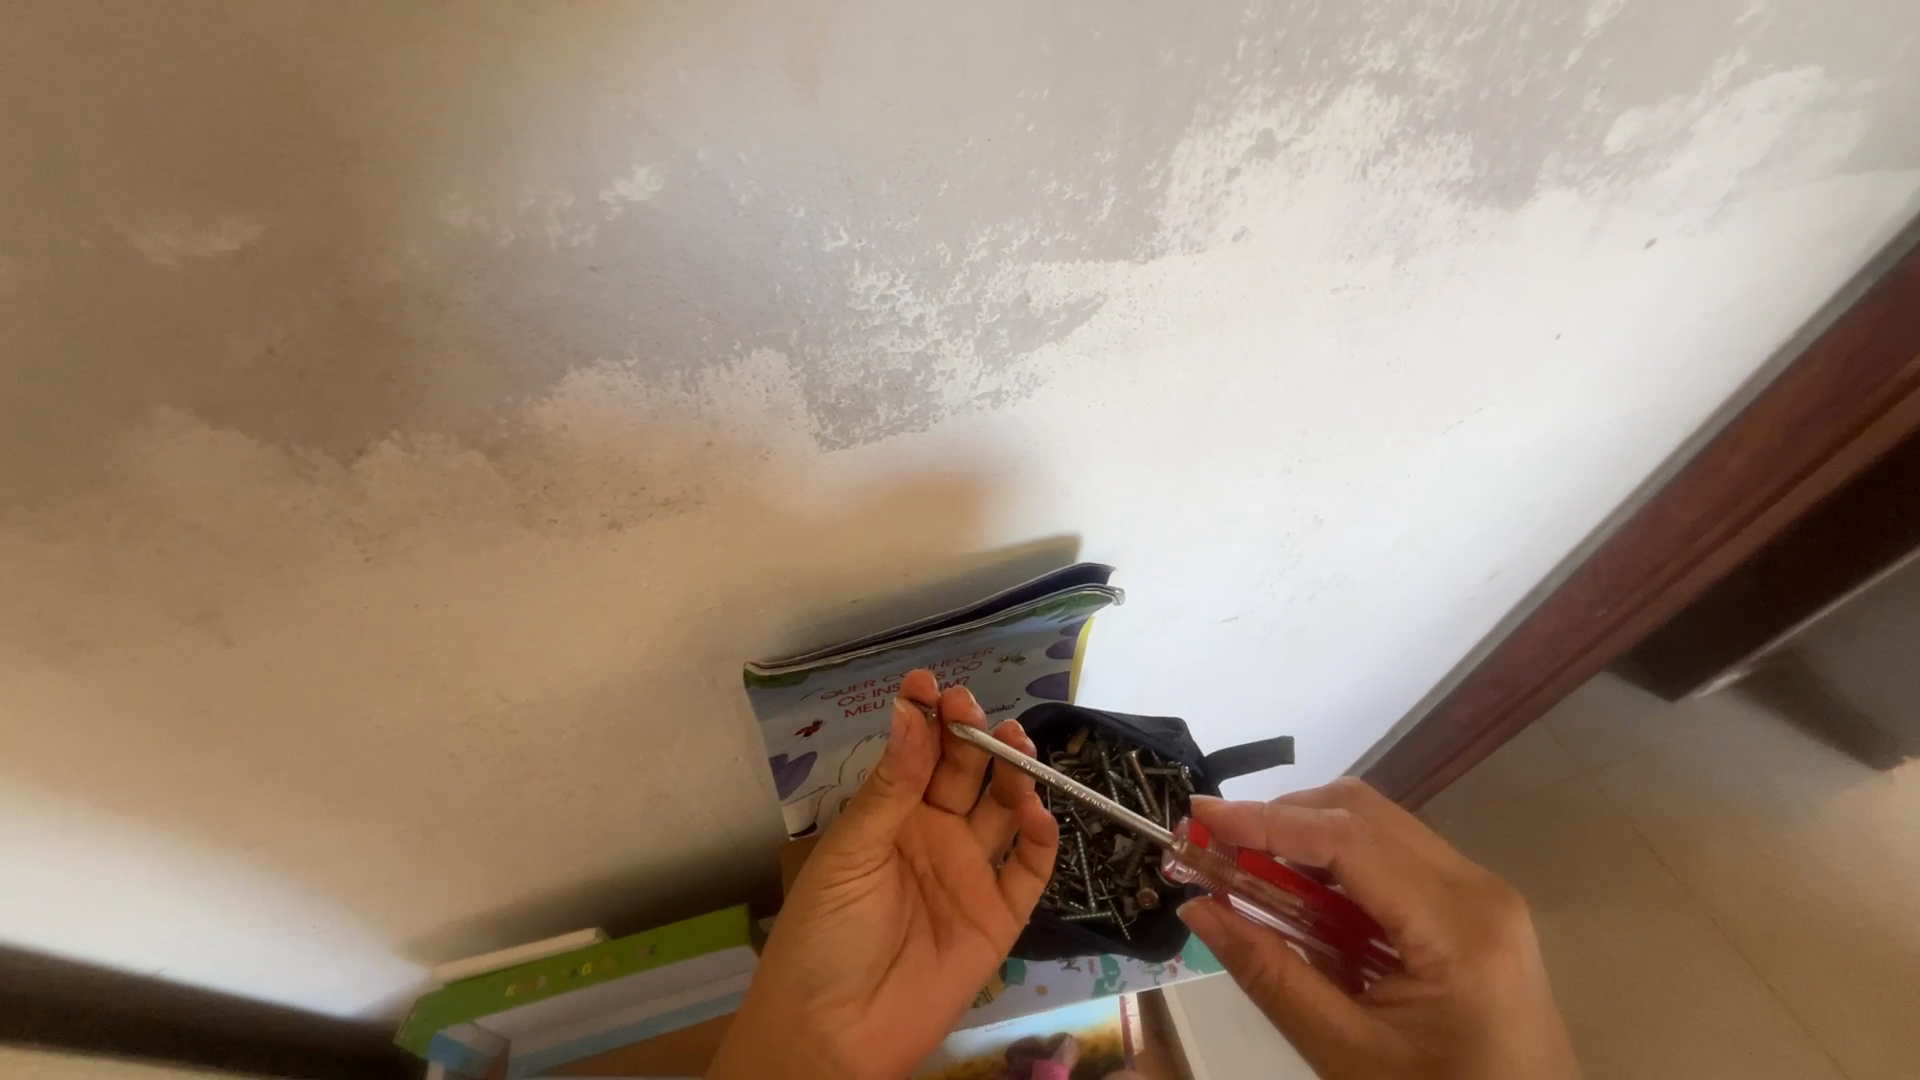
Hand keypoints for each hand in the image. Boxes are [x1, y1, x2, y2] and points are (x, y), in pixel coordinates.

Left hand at [708, 671, 1058, 1079]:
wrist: (833, 1036)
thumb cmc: (825, 933)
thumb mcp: (851, 851)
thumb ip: (892, 785)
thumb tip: (912, 711)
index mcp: (892, 814)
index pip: (918, 752)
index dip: (926, 717)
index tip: (929, 684)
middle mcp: (934, 833)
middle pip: (964, 772)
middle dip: (971, 734)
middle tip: (972, 708)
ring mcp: (969, 872)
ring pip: (1003, 810)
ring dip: (1013, 774)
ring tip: (1016, 742)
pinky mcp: (997, 916)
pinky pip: (1029, 871)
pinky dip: (1042, 840)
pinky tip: (1038, 811)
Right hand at [1177, 778, 1579, 1079]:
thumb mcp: (1347, 1055)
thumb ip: (1268, 973)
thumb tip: (1195, 907)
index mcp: (1457, 928)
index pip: (1343, 839)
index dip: (1263, 820)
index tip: (1198, 815)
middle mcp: (1477, 888)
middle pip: (1358, 811)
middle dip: (1279, 819)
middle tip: (1219, 849)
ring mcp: (1481, 893)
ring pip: (1372, 823)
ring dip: (1304, 836)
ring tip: (1252, 874)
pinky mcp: (1474, 905)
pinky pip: (1389, 853)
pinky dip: (1333, 862)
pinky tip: (1303, 901)